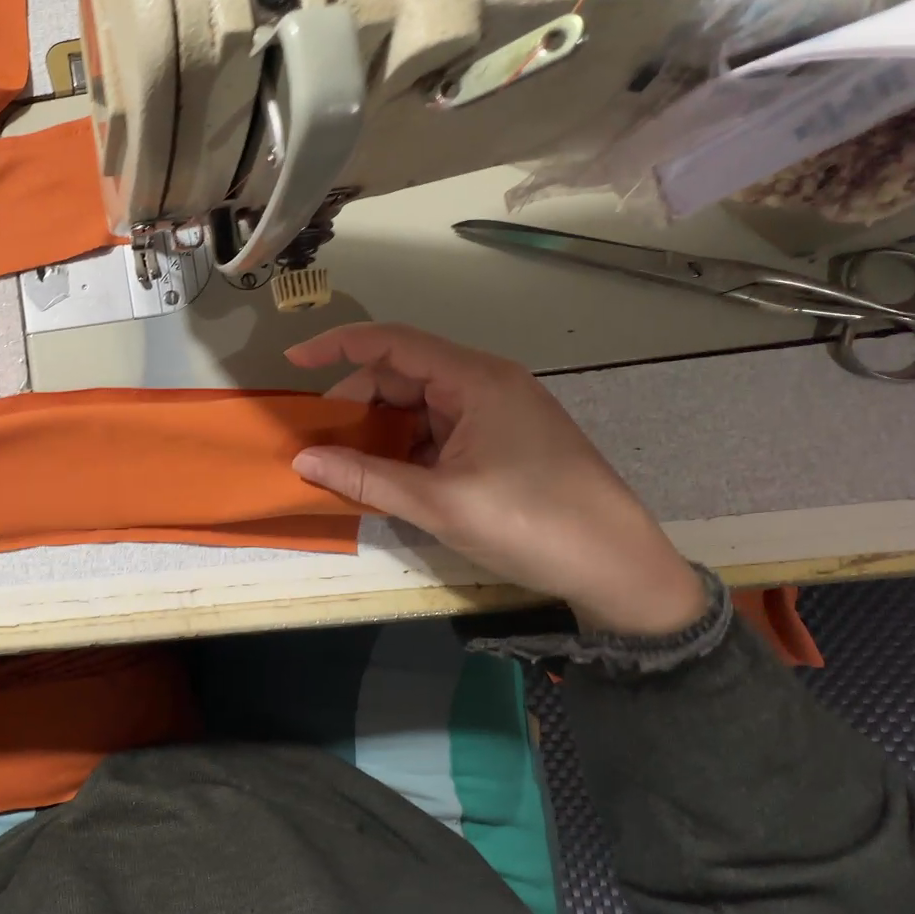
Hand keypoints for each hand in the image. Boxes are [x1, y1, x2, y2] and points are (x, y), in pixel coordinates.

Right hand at [286, 323, 704, 635]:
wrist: (621, 570)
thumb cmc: (533, 524)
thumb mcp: (440, 503)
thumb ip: (365, 478)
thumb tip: (302, 459)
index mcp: (476, 381)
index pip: (393, 342)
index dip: (338, 345)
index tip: (293, 362)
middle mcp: (484, 384)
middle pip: (400, 374)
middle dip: (354, 403)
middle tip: (319, 441)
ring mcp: (495, 413)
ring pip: (415, 404)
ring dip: (376, 429)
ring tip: (344, 463)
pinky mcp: (500, 440)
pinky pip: (435, 429)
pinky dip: (402, 446)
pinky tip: (383, 476)